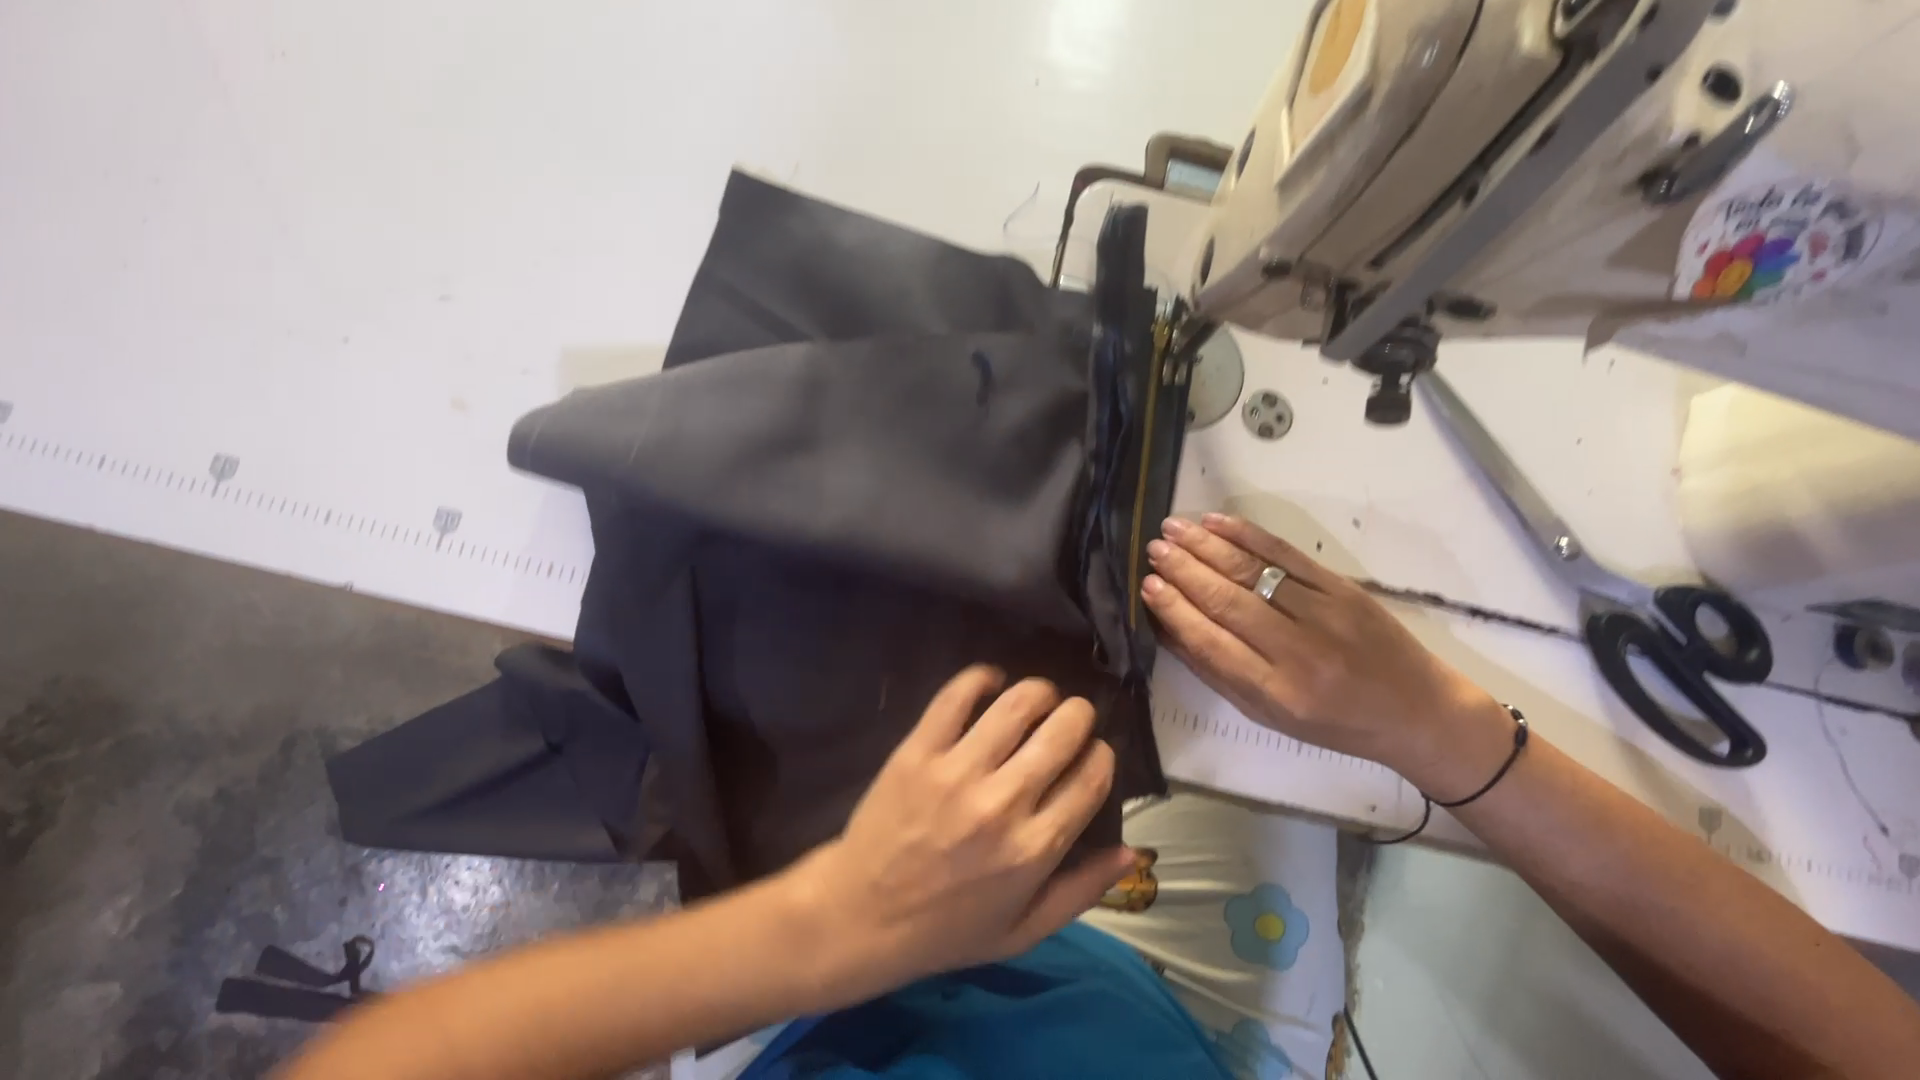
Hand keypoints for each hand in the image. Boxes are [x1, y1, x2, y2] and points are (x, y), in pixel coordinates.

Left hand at [783, 667, 1134, 996]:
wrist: (862, 916)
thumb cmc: (948, 928)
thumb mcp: (1024, 930)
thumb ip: (1082, 891)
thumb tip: (1134, 851)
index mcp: (1035, 849)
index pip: (1092, 776)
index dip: (1101, 755)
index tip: (1092, 755)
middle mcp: (1003, 803)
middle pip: (1064, 730)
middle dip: (1078, 715)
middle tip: (1069, 721)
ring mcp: (957, 772)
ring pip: (1018, 703)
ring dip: (1040, 691)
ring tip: (1038, 699)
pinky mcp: (918, 751)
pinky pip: (956, 695)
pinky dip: (981, 678)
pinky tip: (990, 684)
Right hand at [1140, 514, 1513, 796]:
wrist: (1415, 711)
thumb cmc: (1333, 722)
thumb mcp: (1268, 714)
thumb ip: (1216, 672)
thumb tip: (1166, 629)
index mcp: (1275, 692)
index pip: (1211, 643)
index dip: (1175, 611)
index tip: (1147, 585)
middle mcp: (1298, 652)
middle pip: (1227, 601)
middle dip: (1184, 571)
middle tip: (1152, 550)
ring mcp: (1323, 615)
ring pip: (1252, 572)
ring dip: (1206, 546)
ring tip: (1171, 530)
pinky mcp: (1342, 588)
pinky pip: (1286, 555)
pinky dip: (1247, 535)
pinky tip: (1216, 523)